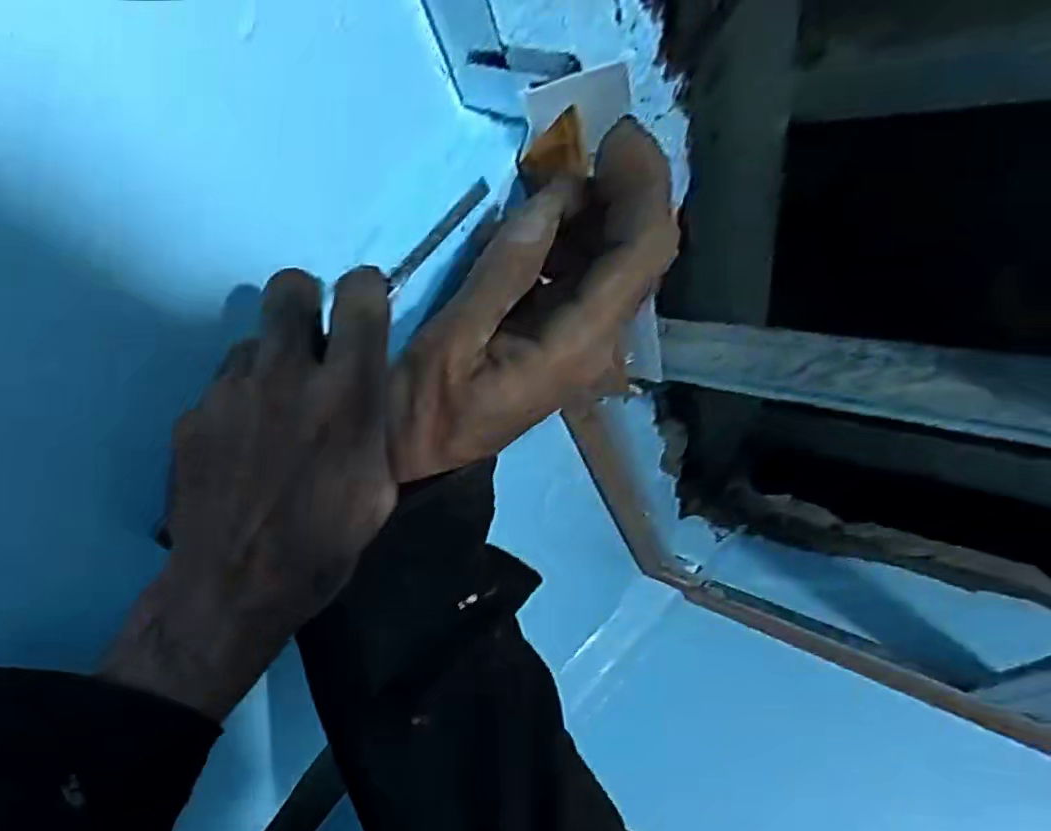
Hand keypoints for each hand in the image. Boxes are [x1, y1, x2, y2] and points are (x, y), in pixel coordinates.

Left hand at [101, 268, 397, 719]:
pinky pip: (215, 392)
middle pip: (287, 288)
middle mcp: (284, 376)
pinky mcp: (189, 418)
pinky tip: (228, 452)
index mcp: (346, 392)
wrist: (232, 582)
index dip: (360, 296)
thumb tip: (357, 388)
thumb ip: (368, 421)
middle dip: (299, 304)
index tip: (355, 316)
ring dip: (260, 367)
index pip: (358, 292)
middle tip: (301, 344)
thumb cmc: (319, 549)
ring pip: (246, 345)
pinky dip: (227, 409)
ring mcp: (227, 394)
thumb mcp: (374, 487)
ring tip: (261, 417)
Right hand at [389, 117, 679, 483]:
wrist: (410, 470)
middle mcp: (595, 346)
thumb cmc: (417, 417)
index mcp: (576, 345)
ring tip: (544, 187)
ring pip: (609, 268)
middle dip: (615, 194)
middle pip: (636, 254)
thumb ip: (501, 274)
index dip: (642, 184)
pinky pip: (577, 288)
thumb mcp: (447, 345)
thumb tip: (550, 201)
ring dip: (588, 220)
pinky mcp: (552, 352)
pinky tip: (532, 235)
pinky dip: (564, 251)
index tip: (609, 136)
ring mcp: (576, 351)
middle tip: (564, 156)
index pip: (643, 250)